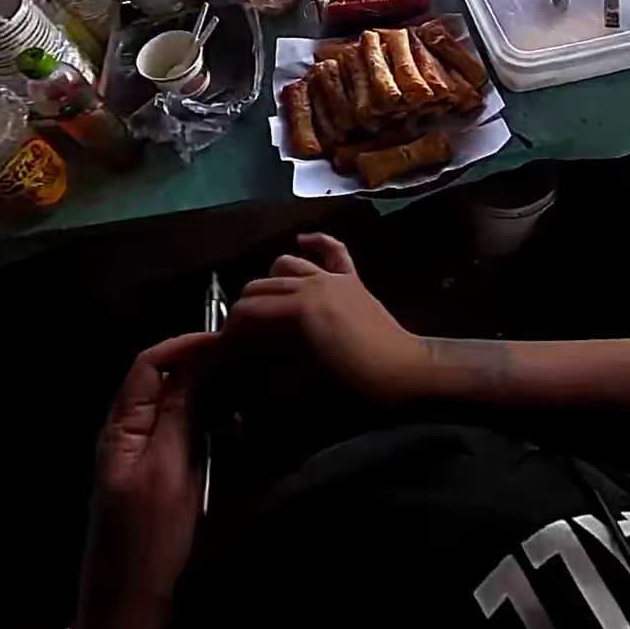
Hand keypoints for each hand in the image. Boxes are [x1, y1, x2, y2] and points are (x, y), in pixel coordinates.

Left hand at [75, 332, 213, 628]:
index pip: (149, 363)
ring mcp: (145, 449)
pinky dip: (209, 422)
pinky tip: (231, 430)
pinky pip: (185, 429)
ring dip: (210, 395)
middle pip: (164, 378)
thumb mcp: (168, 466)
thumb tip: (195, 363)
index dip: (184, 345)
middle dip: (201, 368)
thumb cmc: (145, 539)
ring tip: (240, 400)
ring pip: (179, 402)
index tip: (221, 341)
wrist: (131, 601)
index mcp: (122, 425)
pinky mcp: (161, 467)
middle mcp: (130, 430)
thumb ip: (178, 411)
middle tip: (239, 366)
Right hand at [225, 234, 426, 402]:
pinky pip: (332, 250)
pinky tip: (300, 240)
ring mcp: (334, 278)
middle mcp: (312, 285)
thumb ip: (271, 373)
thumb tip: (246, 365)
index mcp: (299, 311)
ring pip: (287, 265)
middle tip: (238, 340)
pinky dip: (314, 242)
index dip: (229, 334)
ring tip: (261, 307)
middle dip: (243, 311)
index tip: (220, 353)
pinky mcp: (353, 280)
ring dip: (268, 283)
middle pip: (261, 288)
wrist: (409, 376)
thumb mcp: (307, 388)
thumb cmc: (358, 388)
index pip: (248, 314)